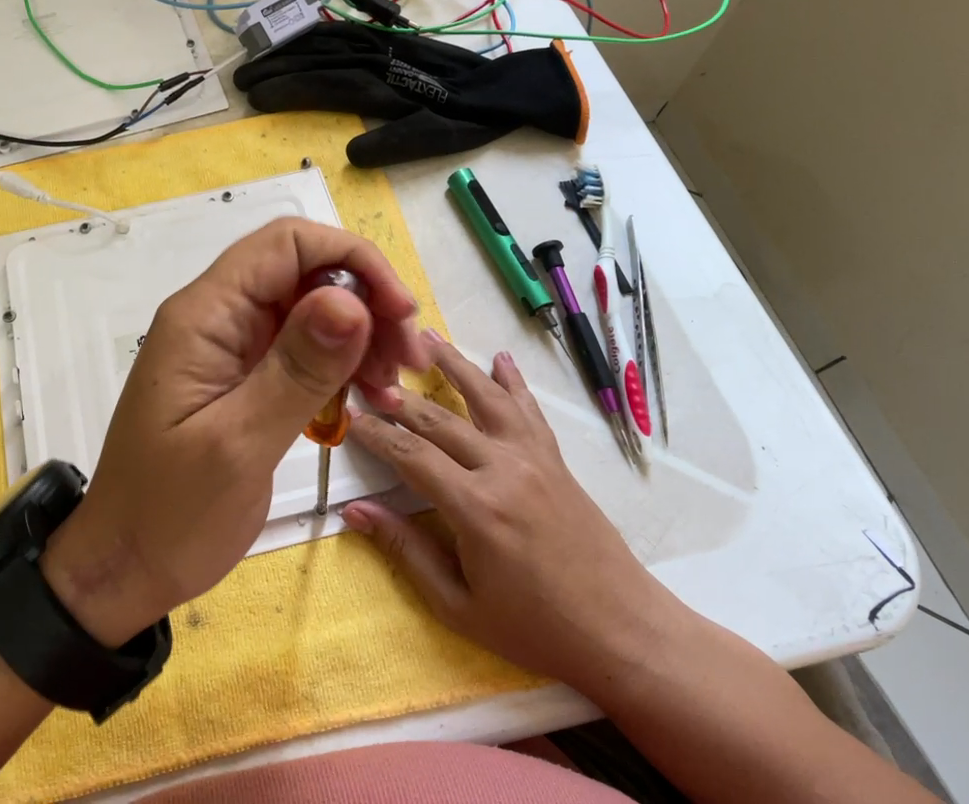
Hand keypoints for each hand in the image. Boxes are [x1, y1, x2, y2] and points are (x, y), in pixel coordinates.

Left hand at [40, 218, 428, 645]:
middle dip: (367, 304)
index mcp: (205, 316)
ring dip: (362, 338)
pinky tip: (372, 403)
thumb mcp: (238, 444)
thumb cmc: (171, 513)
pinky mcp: (246, 383)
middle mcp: (219, 319)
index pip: (287, 244)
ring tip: (393, 391)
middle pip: (306, 273)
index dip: (353, 261)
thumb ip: (296, 369)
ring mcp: (232, 351)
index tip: (401, 313)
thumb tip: (351, 298)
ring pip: (313, 312)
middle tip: (408, 364)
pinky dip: (343, 369)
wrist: (126, 566)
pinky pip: (304, 353)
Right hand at [341, 332, 688, 690]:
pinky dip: (512, 383)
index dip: (375, 434)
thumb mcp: (458, 605)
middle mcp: (505, 471)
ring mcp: (535, 460)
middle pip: (441, 420)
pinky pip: (529, 412)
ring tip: (425, 336)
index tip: (346, 416)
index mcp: (476, 508)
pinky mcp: (556, 462)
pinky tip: (500, 359)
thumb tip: (355, 510)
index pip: (411, 456)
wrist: (622, 631)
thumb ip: (406, 550)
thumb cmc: (534, 629)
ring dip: (454, 364)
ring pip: (486, 399)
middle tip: (367, 373)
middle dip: (400, 397)